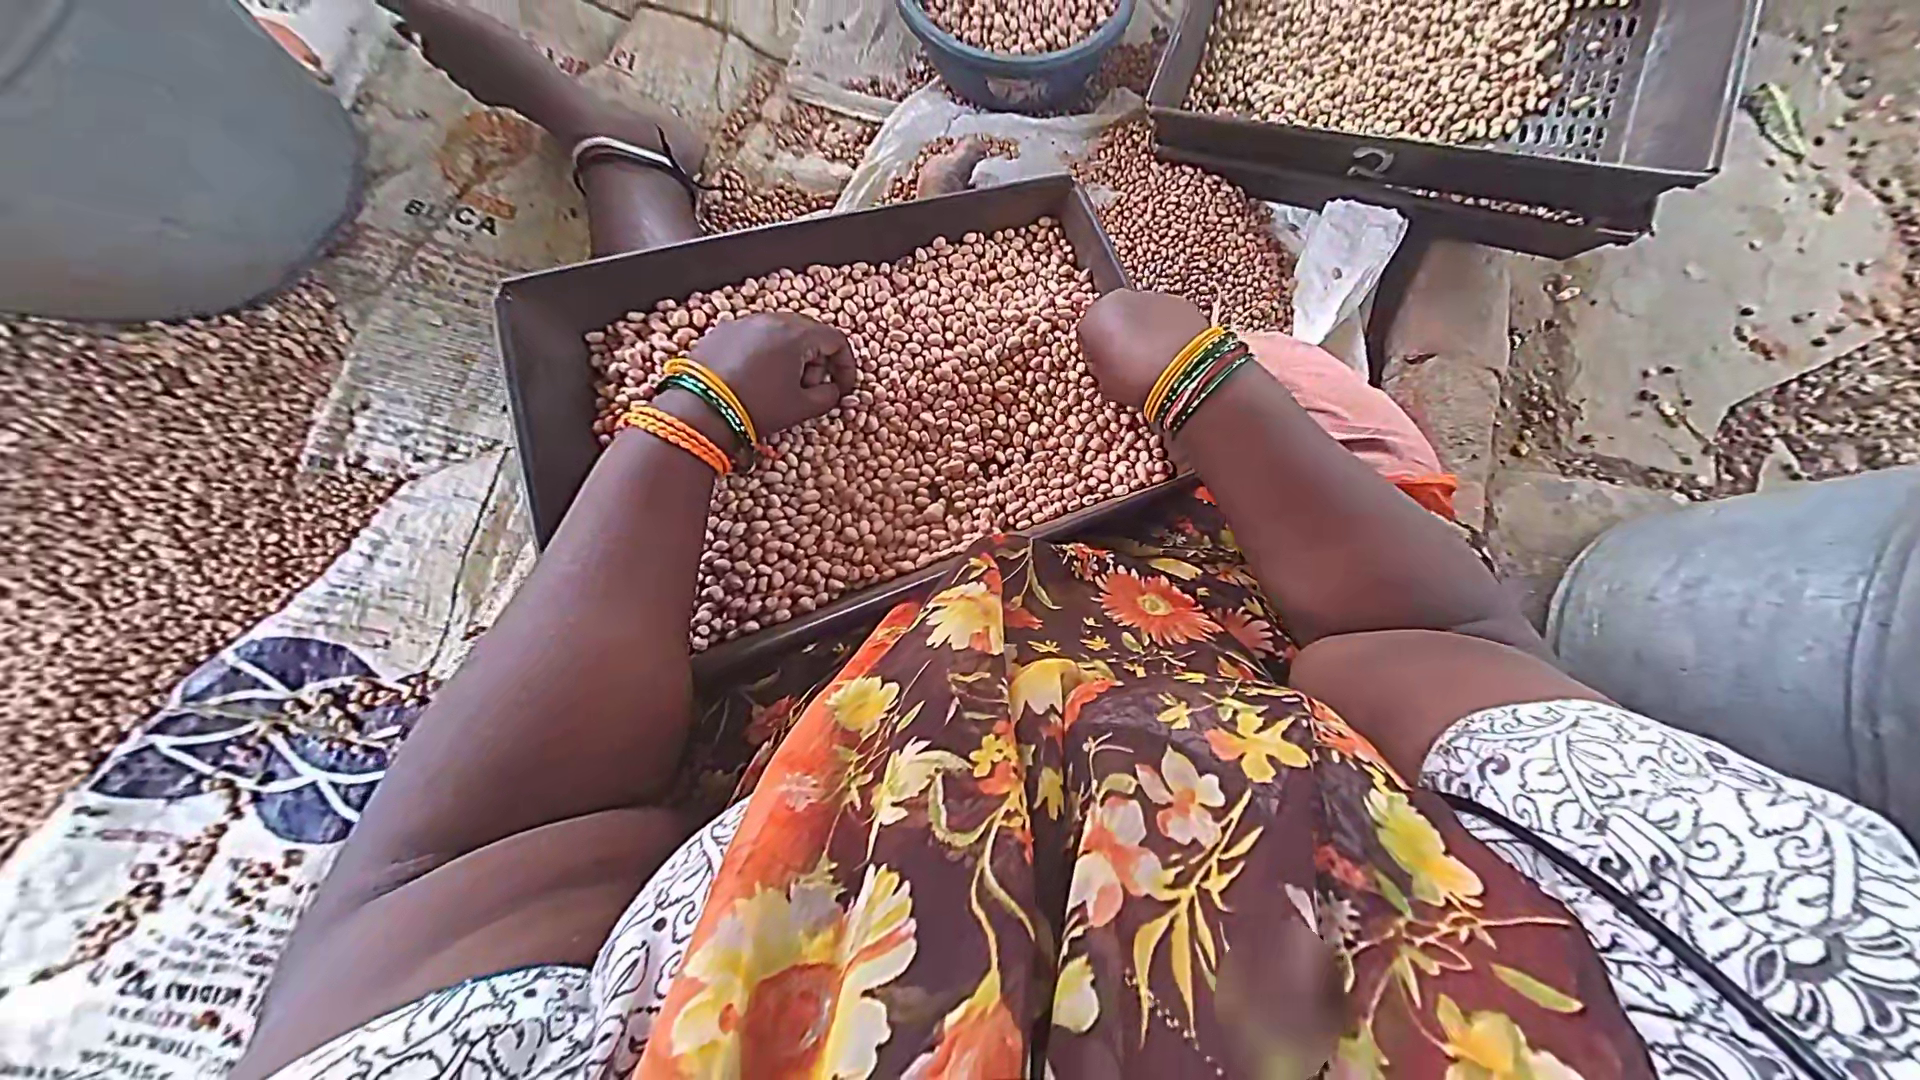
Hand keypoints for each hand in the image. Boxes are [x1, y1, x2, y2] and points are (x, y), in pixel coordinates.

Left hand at [685, 312, 855, 436]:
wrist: (700, 411)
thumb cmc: (756, 407)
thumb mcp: (803, 408)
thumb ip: (829, 395)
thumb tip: (833, 389)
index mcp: (796, 334)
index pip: (836, 340)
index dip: (846, 365)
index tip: (843, 386)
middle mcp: (770, 319)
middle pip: (809, 333)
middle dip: (819, 361)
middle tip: (813, 389)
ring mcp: (743, 323)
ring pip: (782, 334)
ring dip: (793, 357)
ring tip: (784, 387)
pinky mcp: (722, 332)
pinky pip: (756, 338)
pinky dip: (767, 355)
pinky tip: (759, 381)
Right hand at [1075, 290, 1210, 411]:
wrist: (1185, 373)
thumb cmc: (1134, 380)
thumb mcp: (1104, 384)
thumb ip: (1100, 366)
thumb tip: (1107, 361)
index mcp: (1094, 317)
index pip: (1087, 335)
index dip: (1095, 354)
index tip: (1105, 368)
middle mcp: (1119, 298)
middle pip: (1113, 318)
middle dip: (1118, 335)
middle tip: (1128, 362)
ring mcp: (1151, 296)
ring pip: (1139, 315)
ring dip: (1142, 330)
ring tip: (1152, 358)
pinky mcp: (1178, 301)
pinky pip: (1163, 316)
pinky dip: (1163, 329)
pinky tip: (1169, 351)